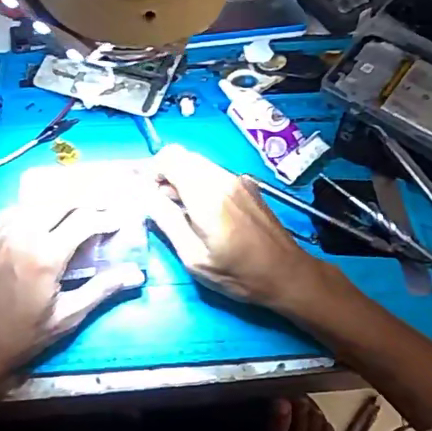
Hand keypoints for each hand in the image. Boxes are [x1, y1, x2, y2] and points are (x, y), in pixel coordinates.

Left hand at [0, 199, 144, 409]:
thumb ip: (101, 290)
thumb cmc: (21, 337)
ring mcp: (3, 233)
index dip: (105, 218)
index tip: (120, 221)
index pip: (83, 220)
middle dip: (86, 205)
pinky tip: (46, 223)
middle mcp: (23, 234)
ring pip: (38, 205)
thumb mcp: (66, 317)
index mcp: (45, 254)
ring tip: (79, 215)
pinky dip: (38, 212)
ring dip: (62, 206)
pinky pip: (18, 213)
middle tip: (104, 213)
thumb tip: (135, 275)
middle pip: (61, 204)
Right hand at [144, 145, 329, 307]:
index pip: (169, 159)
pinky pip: (212, 172)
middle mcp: (222, 179)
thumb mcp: (194, 257)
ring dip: (180, 177)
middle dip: (163, 172)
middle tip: (157, 201)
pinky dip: (197, 181)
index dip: (150, 171)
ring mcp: (237, 180)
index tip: (144, 193)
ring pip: (197, 162)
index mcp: (207, 196)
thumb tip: (143, 196)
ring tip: (177, 208)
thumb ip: (167, 221)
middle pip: (181, 156)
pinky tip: (200, 209)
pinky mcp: (247, 185)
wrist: (288, 275)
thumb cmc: (239, 274)